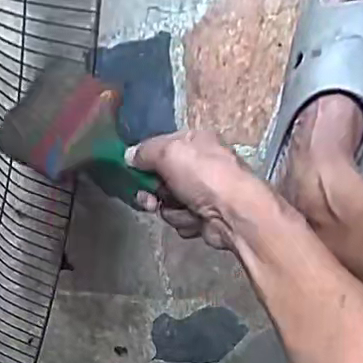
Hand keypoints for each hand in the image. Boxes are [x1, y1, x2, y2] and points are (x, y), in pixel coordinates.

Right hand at [129, 130, 288, 249]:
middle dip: (153, 192)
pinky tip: (196, 219)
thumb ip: (145, 152)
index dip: (145, 161)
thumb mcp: (169, 153)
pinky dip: (184, 222)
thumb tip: (129, 155)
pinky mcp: (204, 216)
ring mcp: (202, 192)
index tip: (133, 173)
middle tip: (151, 200)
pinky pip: (180, 220)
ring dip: (170, 210)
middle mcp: (199, 165)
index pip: (160, 148)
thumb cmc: (204, 176)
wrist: (233, 213)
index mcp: (194, 141)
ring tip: (184, 209)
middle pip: (160, 179)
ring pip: (167, 204)